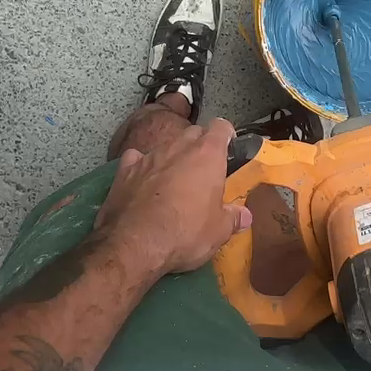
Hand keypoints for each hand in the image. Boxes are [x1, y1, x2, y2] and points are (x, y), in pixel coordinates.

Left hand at [96, 117, 252, 277]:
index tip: (227, 148)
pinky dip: (141, 166)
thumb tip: (245, 216)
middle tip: (203, 169)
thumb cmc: (186, 232)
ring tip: (173, 179)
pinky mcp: (125, 170)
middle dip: (199, 145)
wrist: (135, 244)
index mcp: (207, 154)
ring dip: (172, 157)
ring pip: (166, 145)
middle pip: (193, 133)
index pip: (221, 127)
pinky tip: (142, 180)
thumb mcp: (219, 231)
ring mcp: (150, 156)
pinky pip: (136, 158)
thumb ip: (233, 218)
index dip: (226, 135)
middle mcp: (179, 147)